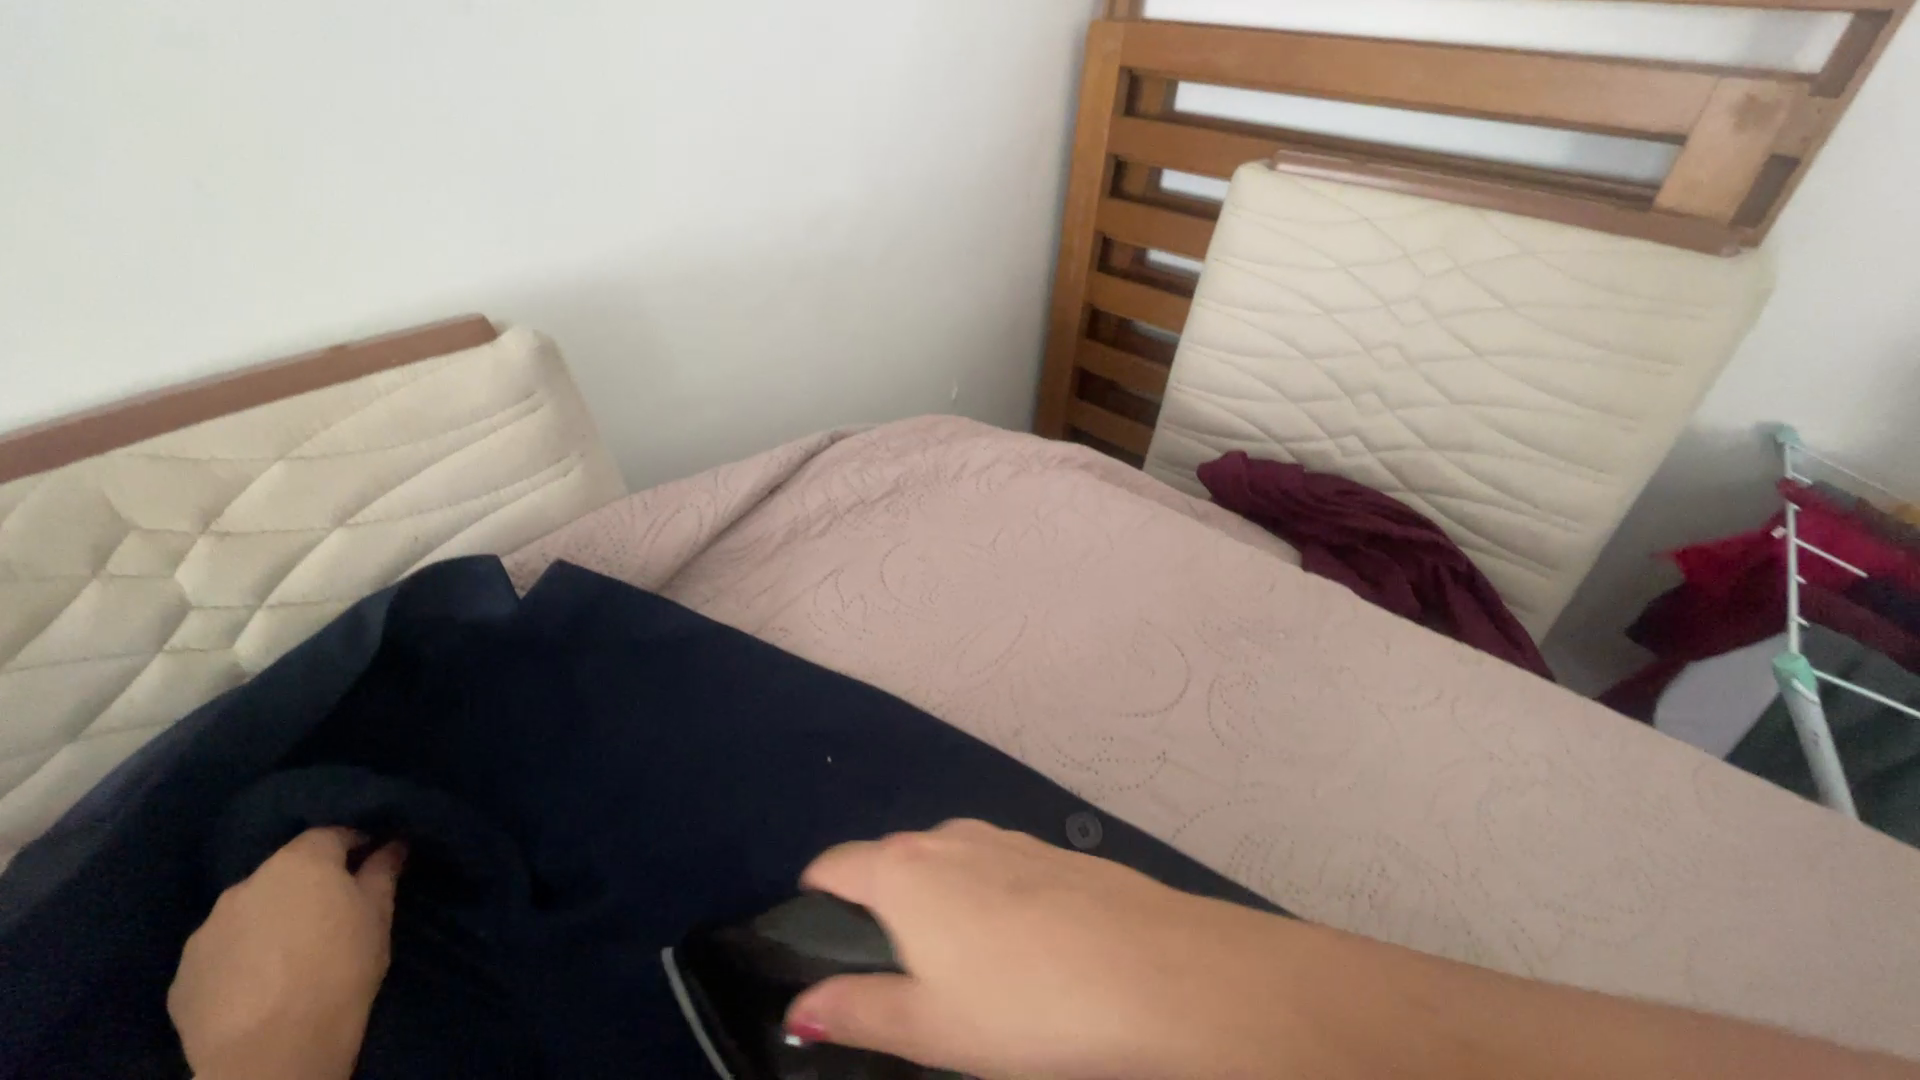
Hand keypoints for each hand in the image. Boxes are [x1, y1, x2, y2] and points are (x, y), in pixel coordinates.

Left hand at [169, 827, 406, 1079]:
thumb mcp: (378, 915)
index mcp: (298, 864)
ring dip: (272, 920)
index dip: (354, 844)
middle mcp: (246, 885)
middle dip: (309, 886)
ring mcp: (207, 931)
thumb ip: (382, 873)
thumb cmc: (341, 967)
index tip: (371, 862)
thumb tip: (392, 845)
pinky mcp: (184, 974)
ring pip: (250, 912)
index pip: (329, 835)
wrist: (273, 1049)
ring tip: (295, 953)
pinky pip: (223, 951)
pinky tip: (263, 982)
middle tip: (335, 912)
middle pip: (284, 873)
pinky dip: (243, 956)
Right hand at [785, 820, 1301, 1079]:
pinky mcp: (1049, 849)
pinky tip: (1021, 946)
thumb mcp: (929, 1026)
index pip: (833, 865)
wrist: (1154, 970)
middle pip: (890, 861)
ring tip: (964, 965)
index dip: (816, 898)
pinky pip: (994, 866)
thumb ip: (856, 1009)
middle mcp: (947, 837)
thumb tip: (800, 1006)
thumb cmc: (1025, 1005)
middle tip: (898, 974)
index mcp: (903, 870)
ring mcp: (1004, 837)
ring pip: (946, 861)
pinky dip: (986, 896)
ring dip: (937, 900)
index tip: (820, 940)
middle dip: (880, 905)